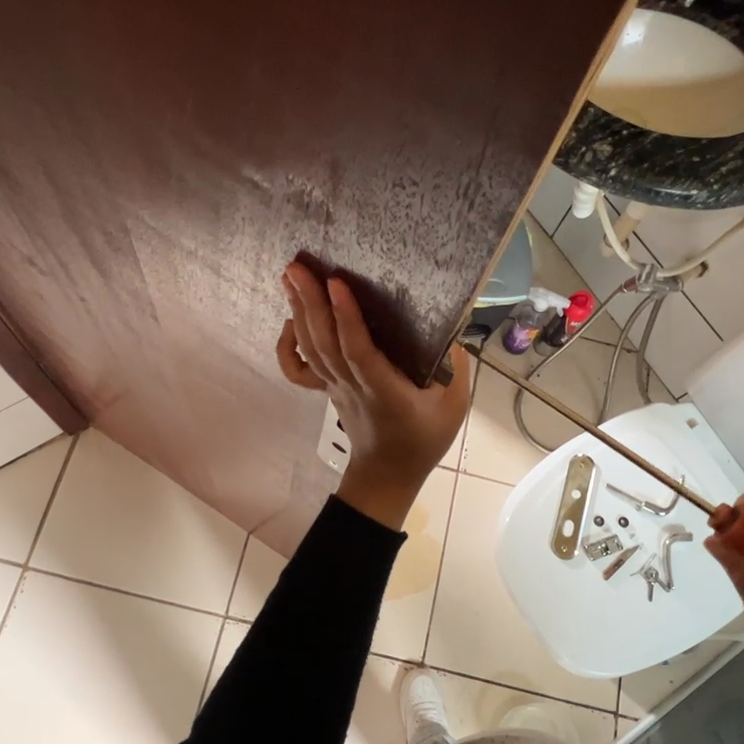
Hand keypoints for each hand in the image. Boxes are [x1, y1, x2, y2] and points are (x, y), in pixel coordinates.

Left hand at [277, 262, 472, 529]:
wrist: (387, 477)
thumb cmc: (421, 441)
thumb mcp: (454, 408)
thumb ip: (456, 370)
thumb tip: (454, 334)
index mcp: (383, 390)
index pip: (358, 351)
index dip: (346, 317)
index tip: (337, 284)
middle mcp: (351, 385)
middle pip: (324, 343)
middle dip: (310, 303)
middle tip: (298, 267)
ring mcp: (333, 387)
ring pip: (310, 349)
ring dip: (298, 312)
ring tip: (290, 277)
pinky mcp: (325, 389)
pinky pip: (298, 370)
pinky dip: (287, 346)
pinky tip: (290, 321)